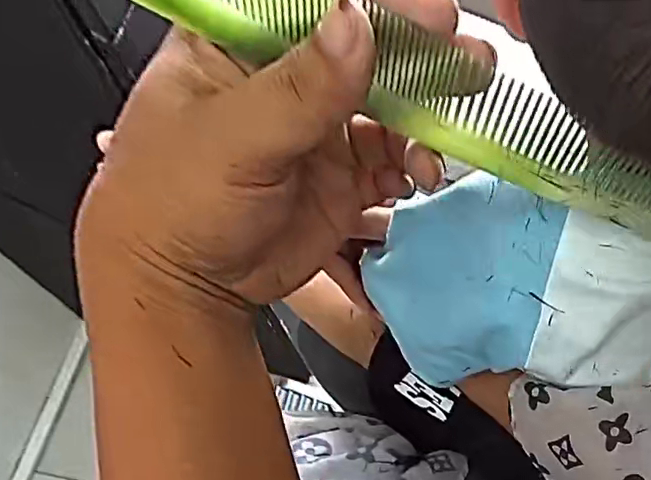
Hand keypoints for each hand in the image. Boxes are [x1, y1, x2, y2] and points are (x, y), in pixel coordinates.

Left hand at [75, 0, 478, 315]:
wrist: (193, 281)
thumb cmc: (178, 196)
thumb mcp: (236, 134)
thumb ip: (301, 87)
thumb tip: (355, 25)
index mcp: (245, 43)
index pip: (322, 9)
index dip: (382, 9)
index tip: (434, 15)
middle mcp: (290, 83)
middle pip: (367, 57)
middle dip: (422, 60)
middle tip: (472, 62)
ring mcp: (322, 135)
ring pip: (389, 114)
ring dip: (423, 128)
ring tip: (436, 153)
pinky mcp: (344, 183)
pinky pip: (392, 165)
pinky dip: (413, 170)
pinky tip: (420, 177)